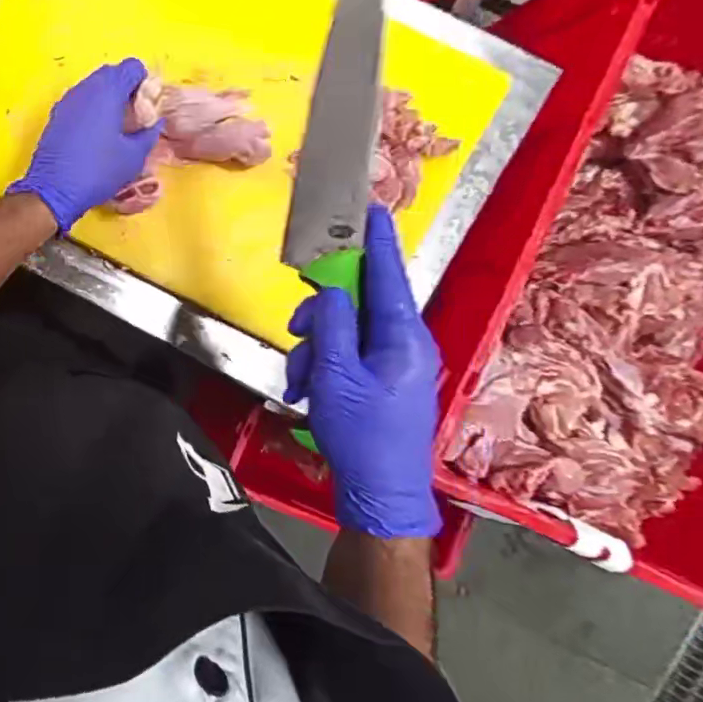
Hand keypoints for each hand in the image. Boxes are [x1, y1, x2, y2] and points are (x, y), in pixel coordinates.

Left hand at [8, 58, 163, 231]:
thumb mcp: (133, 157)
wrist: (53, 191)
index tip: (146, 106)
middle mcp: (85, 88)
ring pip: (93, 88)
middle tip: (133, 117)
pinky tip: (94, 137)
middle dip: (125, 90)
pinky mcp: (55, 117)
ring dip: (107, 100)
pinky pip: (79, 103)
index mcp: (107, 90)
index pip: (133, 67)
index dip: (144, 83)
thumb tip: (154, 124)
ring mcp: (66, 101)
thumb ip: (148, 134)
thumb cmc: (97, 171)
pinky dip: (90, 111)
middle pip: (111, 74)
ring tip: (114, 128)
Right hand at [284, 205, 442, 537]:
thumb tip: (333, 290)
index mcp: (403, 336)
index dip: (376, 242)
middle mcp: (404, 344)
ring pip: (344, 334)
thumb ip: (333, 325)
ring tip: (303, 384)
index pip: (388, 276)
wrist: (381, 491)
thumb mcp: (337, 375)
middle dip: (320, 318)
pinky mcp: (381, 383)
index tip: (369, 210)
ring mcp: (394, 365)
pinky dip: (322, 369)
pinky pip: (346, 358)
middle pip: (356, 305)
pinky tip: (310, 392)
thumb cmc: (362, 434)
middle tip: (297, 334)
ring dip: (314, 352)